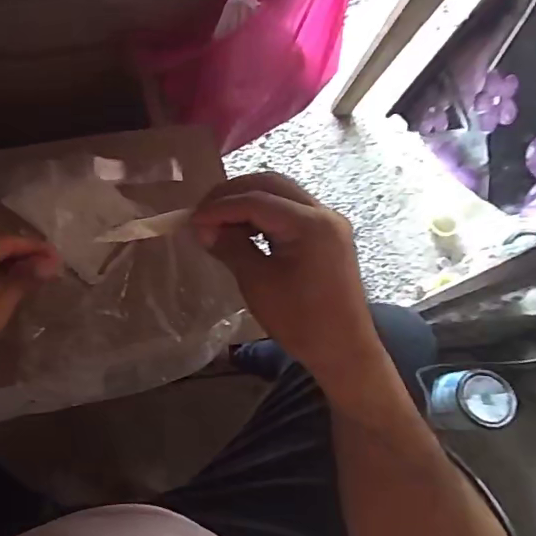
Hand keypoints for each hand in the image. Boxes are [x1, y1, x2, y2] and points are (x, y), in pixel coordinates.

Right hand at [192, 173, 385, 391]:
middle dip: (232, 194)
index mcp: (310, 224)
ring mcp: (329, 223)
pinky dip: (263, 214)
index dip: (219, 207)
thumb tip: (204, 228)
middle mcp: (324, 213)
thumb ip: (231, 247)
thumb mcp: (258, 283)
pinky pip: (290, 211)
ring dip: (247, 201)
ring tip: (218, 222)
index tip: (191, 221)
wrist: (343, 350)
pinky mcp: (327, 236)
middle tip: (202, 212)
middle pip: (271, 185)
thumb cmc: (301, 321)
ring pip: (281, 194)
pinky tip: (242, 230)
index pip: (255, 200)